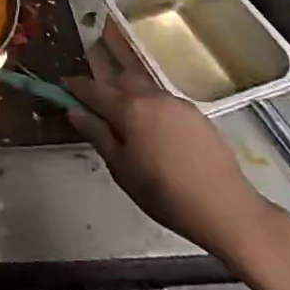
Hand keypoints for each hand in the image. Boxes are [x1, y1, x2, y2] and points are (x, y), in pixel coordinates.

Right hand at [64, 56, 276, 257]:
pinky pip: (165, 102)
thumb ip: (97, 135)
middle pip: (122, 80)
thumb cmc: (164, 194)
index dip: (75, 87)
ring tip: (129, 127)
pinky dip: (152, 108)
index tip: (63, 88)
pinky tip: (156, 136)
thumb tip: (75, 111)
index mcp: (130, 109)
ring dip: (130, 98)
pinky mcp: (198, 115)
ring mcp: (179, 104)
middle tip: (97, 111)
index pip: (94, 88)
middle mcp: (154, 97)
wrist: (225, 209)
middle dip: (106, 88)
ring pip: (145, 89)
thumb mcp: (121, 169)